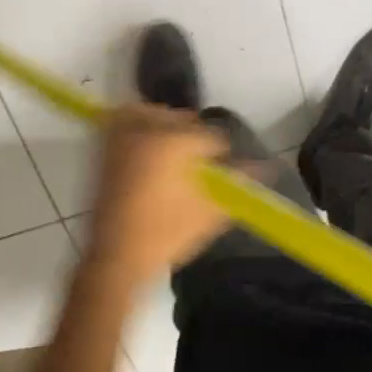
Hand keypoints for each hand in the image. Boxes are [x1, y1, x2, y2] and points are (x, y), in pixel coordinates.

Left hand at [88, 104, 228, 279]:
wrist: (117, 256)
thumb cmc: (166, 237)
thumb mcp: (209, 214)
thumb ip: (238, 186)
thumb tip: (267, 169)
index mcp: (173, 142)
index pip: (212, 137)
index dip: (223, 156)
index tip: (223, 174)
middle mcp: (145, 128)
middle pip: (182, 119)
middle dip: (195, 138)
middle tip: (200, 167)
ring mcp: (120, 136)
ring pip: (152, 114)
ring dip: (167, 128)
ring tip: (175, 158)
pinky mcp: (104, 148)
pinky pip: (127, 123)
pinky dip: (141, 129)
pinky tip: (151, 156)